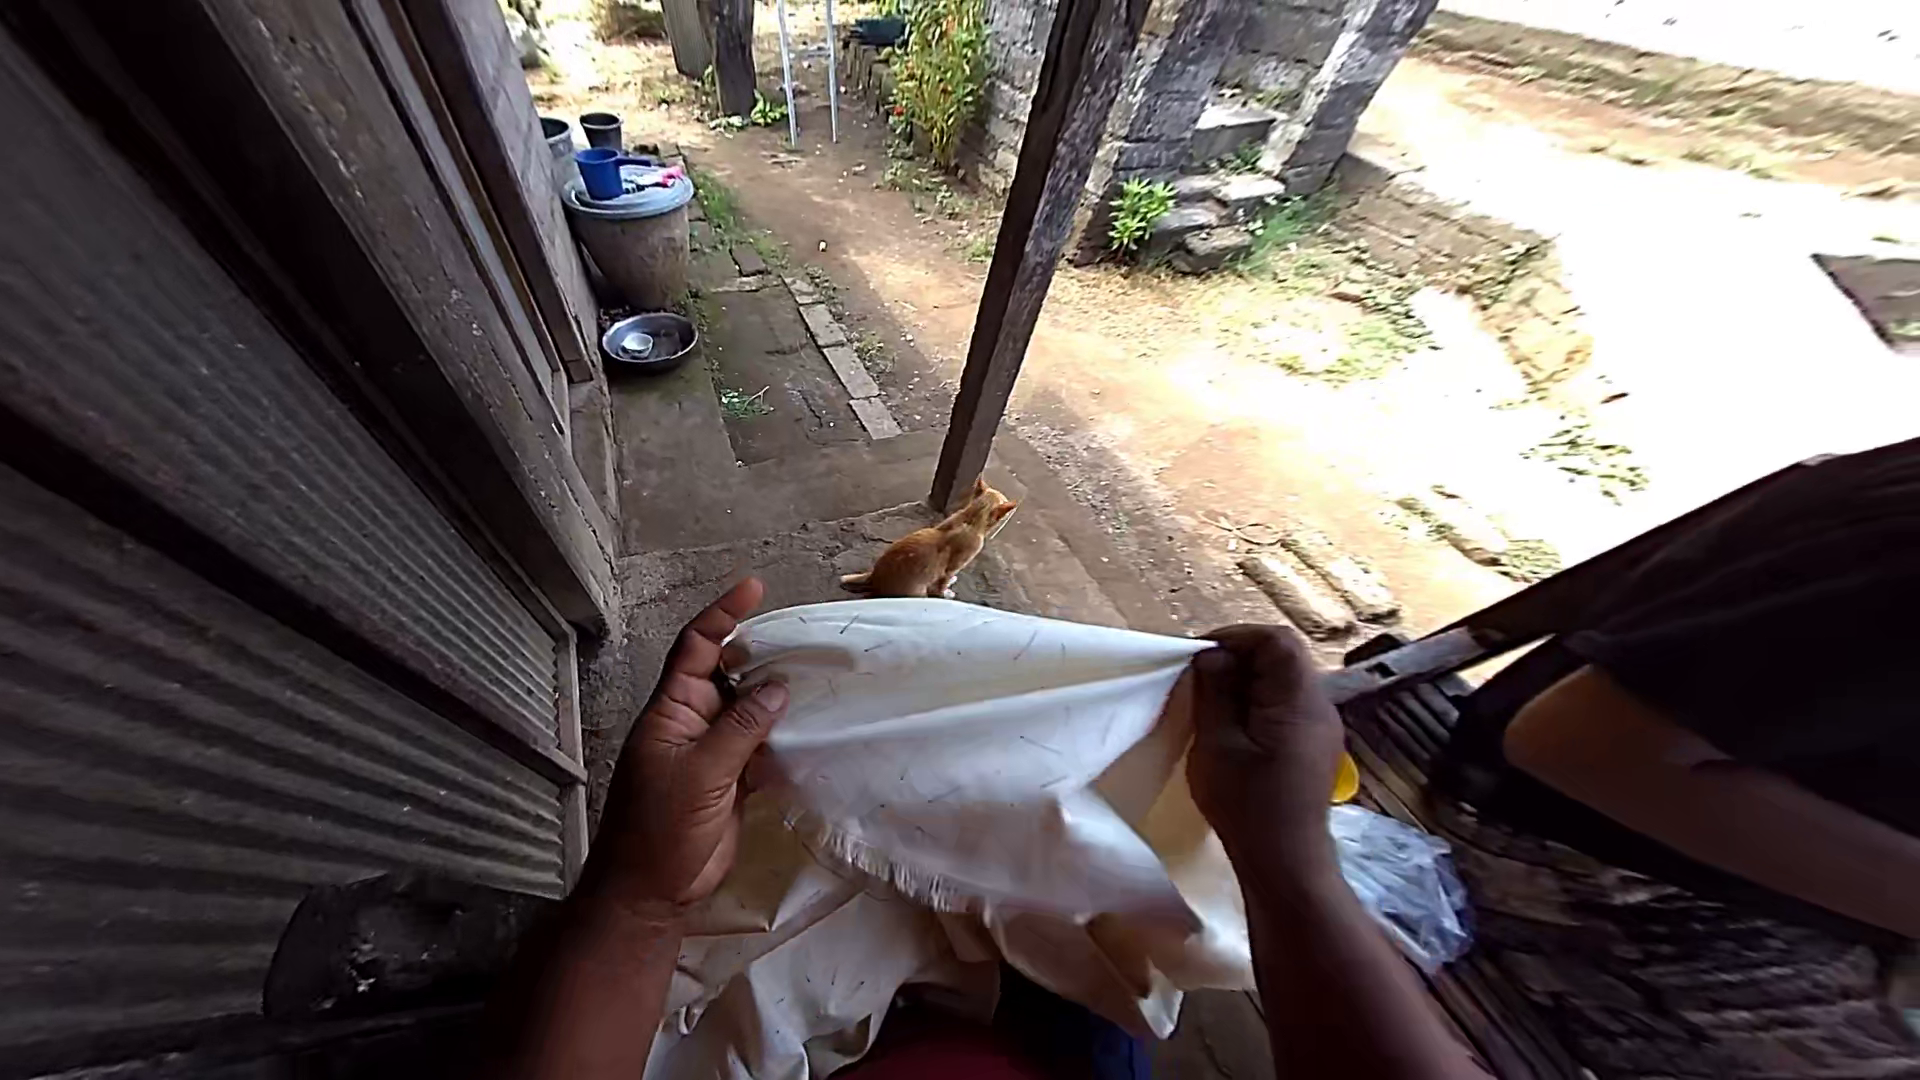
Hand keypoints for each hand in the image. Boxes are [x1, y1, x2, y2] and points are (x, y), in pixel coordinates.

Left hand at [581, 578, 787, 920]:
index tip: (754, 588)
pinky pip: (762, 736)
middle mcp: (695, 717)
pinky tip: (810, 719)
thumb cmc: (661, 828)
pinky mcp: (735, 770)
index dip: (723, 614)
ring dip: (777, 689)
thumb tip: (778, 688)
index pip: (696, 647)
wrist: (655, 891)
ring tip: (814, 670)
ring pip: (751, 703)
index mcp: (673, 708)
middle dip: (761, 650)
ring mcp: (716, 744)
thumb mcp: (701, 772)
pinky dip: (784, 726)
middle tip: (801, 636)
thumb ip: (741, 728)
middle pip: (730, 669)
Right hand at [1186, 625, 1343, 868]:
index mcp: (1299, 704)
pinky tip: (1230, 724)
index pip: (1278, 642)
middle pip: (1281, 657)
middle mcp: (1319, 708)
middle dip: (1236, 658)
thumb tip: (1213, 656)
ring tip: (1210, 701)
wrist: (1285, 864)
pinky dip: (1254, 699)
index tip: (1201, 654)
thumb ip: (1215, 692)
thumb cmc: (1246, 805)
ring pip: (1281, 679)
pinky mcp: (1312, 743)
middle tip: (1199, 678)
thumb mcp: (1217, 744)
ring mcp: (1319, 726)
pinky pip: (1283, 702)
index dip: (1237, 636)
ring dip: (1243, 679)